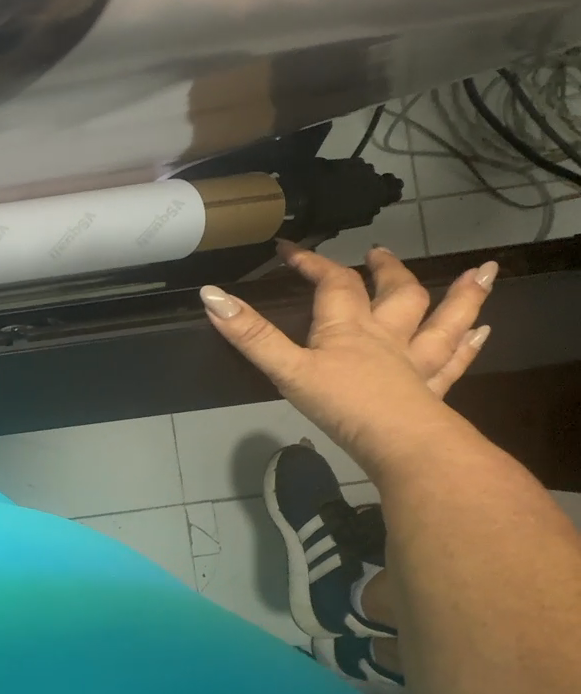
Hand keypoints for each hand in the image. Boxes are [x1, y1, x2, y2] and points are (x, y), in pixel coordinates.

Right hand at [200, 242, 495, 469]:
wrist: (402, 444)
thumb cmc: (342, 403)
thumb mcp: (284, 367)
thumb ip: (249, 333)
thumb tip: (211, 295)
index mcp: (348, 329)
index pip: (333, 284)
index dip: (312, 262)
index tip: (290, 249)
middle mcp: (387, 337)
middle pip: (395, 294)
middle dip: (385, 271)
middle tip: (378, 253)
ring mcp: (415, 362)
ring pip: (442, 320)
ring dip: (461, 296)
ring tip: (479, 273)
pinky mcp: (432, 388)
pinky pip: (455, 361)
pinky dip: (470, 343)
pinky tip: (483, 331)